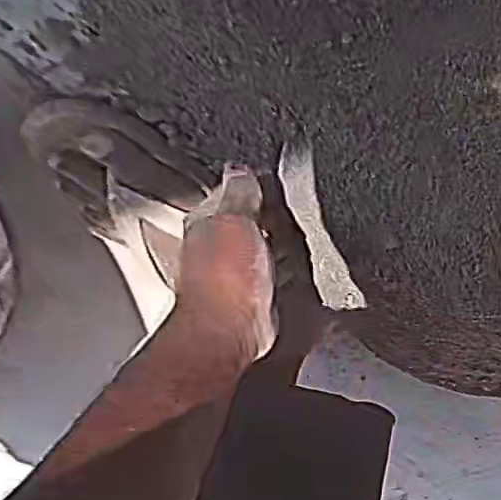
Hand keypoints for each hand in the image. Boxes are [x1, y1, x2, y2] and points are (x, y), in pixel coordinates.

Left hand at [172, 165, 275, 362]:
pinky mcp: (258, 292)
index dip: (252, 186)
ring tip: (294, 235)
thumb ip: (240, 194)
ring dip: (280, 241)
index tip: (271, 181)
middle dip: (269, 215)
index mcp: (205, 222)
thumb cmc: (224, 280)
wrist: (233, 328)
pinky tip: (296, 264)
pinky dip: (289, 265)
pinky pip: (278, 270)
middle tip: (286, 209)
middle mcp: (217, 246)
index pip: (230, 193)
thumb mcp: (234, 221)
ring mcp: (237, 271)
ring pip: (264, 245)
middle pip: (249, 220)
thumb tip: (241, 170)